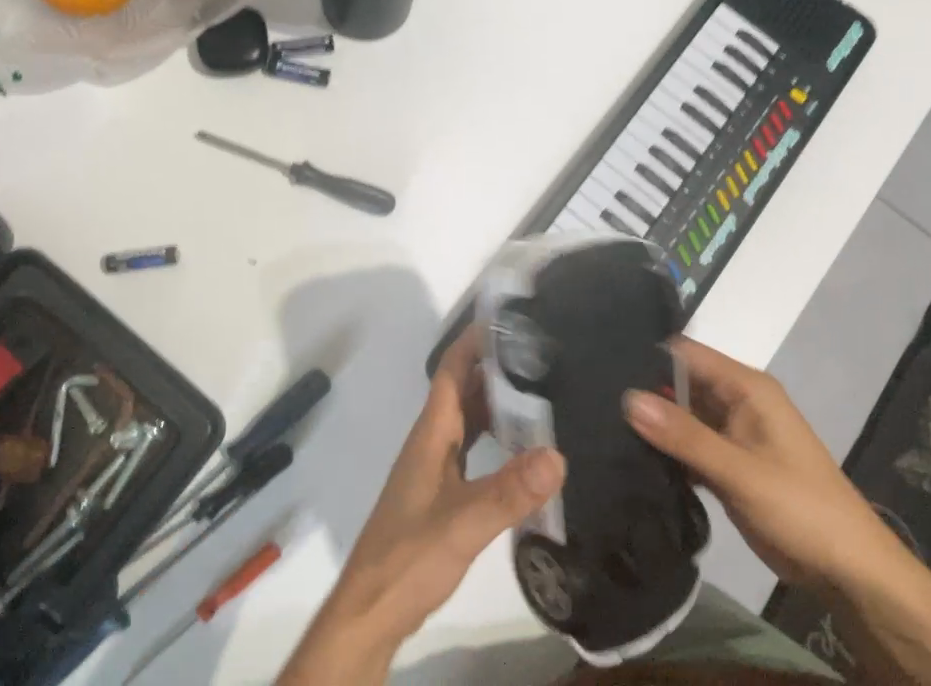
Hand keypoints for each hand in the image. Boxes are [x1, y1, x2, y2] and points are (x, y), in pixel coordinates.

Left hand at [279, 328, 565, 683]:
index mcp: (430, 437)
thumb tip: (558, 454)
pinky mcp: (443, 497)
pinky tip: (526, 453)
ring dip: (498, 404)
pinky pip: (473, 453)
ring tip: (545, 392)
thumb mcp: (461, 524)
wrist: (372, 610)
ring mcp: (435, 472)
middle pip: (463, 393)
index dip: (475, 343)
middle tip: (545, 353)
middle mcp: (432, 445)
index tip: (511, 320)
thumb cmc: (408, 558)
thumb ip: (507, 493)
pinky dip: (497, 442)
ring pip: (468, 423)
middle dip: (496, 368)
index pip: (451, 372)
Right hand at [624, 337, 899, 590]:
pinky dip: (663, 451)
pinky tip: (624, 456)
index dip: (647, 355)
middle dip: (641, 390)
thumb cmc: (801, 509)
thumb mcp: (739, 471)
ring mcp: (731, 435)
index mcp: (747, 389)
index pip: (686, 354)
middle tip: (589, 400)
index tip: (600, 365)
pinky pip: (686, 446)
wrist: (847, 570)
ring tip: (597, 425)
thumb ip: (684, 435)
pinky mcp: (725, 465)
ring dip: (649, 423)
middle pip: (678, 383)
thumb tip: (627, 397)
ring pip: (679, 416)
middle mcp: (736, 403)